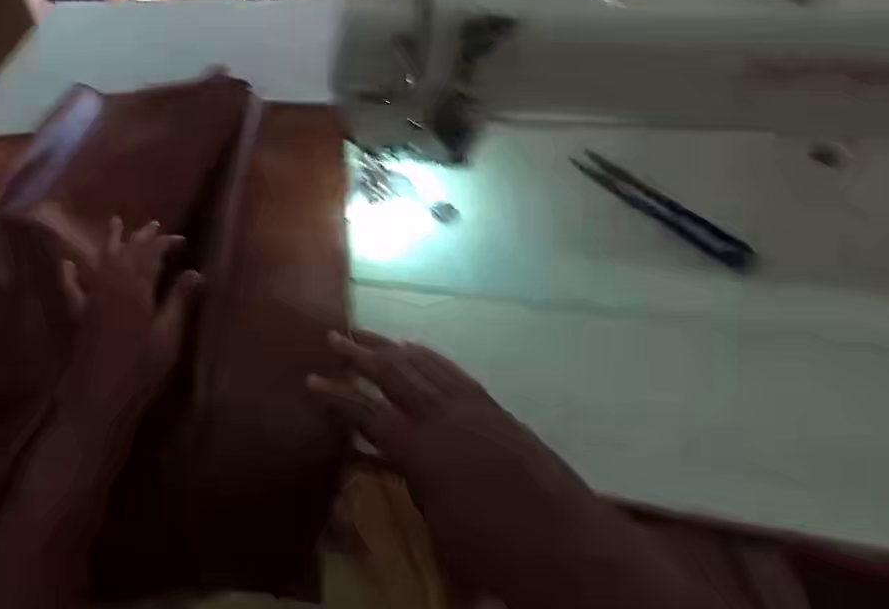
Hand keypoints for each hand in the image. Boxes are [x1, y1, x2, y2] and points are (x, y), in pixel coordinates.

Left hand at [58, 217, 201, 419]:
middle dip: (141, 236)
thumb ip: (179, 301)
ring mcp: (92, 297)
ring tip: (115, 222)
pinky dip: (69, 273)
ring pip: (102, 260)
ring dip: (110, 240)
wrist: (100, 398)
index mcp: (138, 288)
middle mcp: (113, 285)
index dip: (166, 244)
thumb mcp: (169, 336)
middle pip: (128, 252)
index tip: (181, 240)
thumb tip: (195, 273)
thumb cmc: (142, 370)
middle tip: (154, 225)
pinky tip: (67, 263)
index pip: (153, 255)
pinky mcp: (78, 314)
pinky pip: (71, 287)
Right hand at [309, 332, 601, 562]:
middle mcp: (443, 418)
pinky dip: (430, 356)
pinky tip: (417, 348)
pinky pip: (454, 372)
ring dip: (390, 347)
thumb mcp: (444, 532)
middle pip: (392, 374)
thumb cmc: (502, 555)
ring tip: (367, 333)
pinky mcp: (496, 410)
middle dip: (359, 354)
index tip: (310, 380)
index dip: (336, 395)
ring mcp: (472, 408)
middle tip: (334, 337)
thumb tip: (407, 467)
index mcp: (422, 451)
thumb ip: (418, 488)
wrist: (578, 554)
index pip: (367, 413)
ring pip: (422, 365)